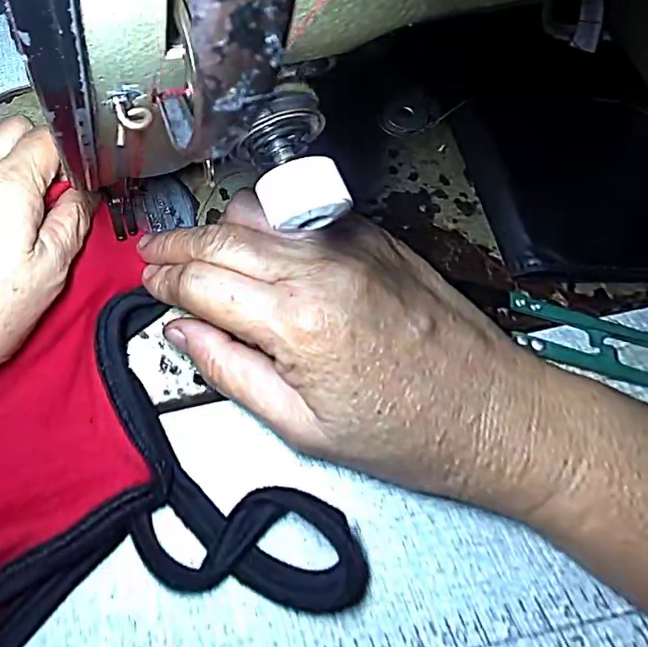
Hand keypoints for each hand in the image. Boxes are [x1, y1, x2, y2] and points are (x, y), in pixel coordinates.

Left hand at [0, 117, 95, 398]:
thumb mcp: (49, 272)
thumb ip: (71, 222)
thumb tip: (81, 195)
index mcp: (9, 184)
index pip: (47, 139)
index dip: (67, 158)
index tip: (71, 185)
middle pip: (12, 127)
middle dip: (37, 145)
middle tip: (47, 187)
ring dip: (0, 147)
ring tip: (13, 186)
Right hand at [137, 193, 569, 516]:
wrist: (500, 415)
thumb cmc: (406, 435)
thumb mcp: (303, 428)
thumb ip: (229, 371)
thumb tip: (180, 331)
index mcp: (295, 322)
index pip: (202, 283)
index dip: (164, 281)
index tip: (147, 283)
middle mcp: (315, 268)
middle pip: (218, 239)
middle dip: (173, 244)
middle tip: (150, 252)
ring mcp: (345, 243)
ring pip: (252, 212)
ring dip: (215, 227)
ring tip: (197, 248)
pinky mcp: (369, 234)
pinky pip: (296, 211)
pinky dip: (262, 219)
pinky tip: (254, 240)